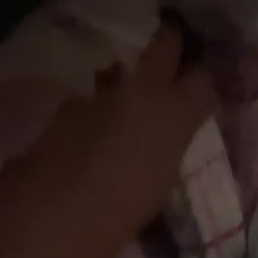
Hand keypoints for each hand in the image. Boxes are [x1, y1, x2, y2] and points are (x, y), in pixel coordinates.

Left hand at [0, 23, 215, 257]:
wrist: (54, 210)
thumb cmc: (122, 213)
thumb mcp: (158, 189)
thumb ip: (165, 157)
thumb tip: (163, 150)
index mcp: (175, 115)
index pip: (203, 81)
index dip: (203, 84)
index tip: (202, 92)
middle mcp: (143, 91)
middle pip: (165, 44)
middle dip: (169, 47)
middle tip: (171, 60)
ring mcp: (101, 94)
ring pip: (118, 71)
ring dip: (122, 82)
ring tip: (120, 108)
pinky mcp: (67, 106)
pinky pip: (87, 102)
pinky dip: (90, 112)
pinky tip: (85, 136)